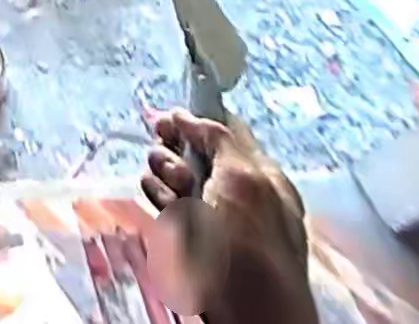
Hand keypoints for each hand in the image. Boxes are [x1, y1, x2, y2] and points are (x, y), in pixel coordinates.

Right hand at [141, 108, 315, 323]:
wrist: (247, 319)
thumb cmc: (252, 248)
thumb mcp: (245, 182)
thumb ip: (218, 139)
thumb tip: (184, 115)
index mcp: (259, 174)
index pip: (223, 126)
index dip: (195, 117)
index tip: (170, 120)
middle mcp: (233, 187)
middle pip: (186, 145)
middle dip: (173, 152)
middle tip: (178, 169)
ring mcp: (207, 210)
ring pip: (167, 170)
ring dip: (164, 178)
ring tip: (177, 199)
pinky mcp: (184, 230)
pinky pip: (159, 198)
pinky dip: (160, 202)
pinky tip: (169, 217)